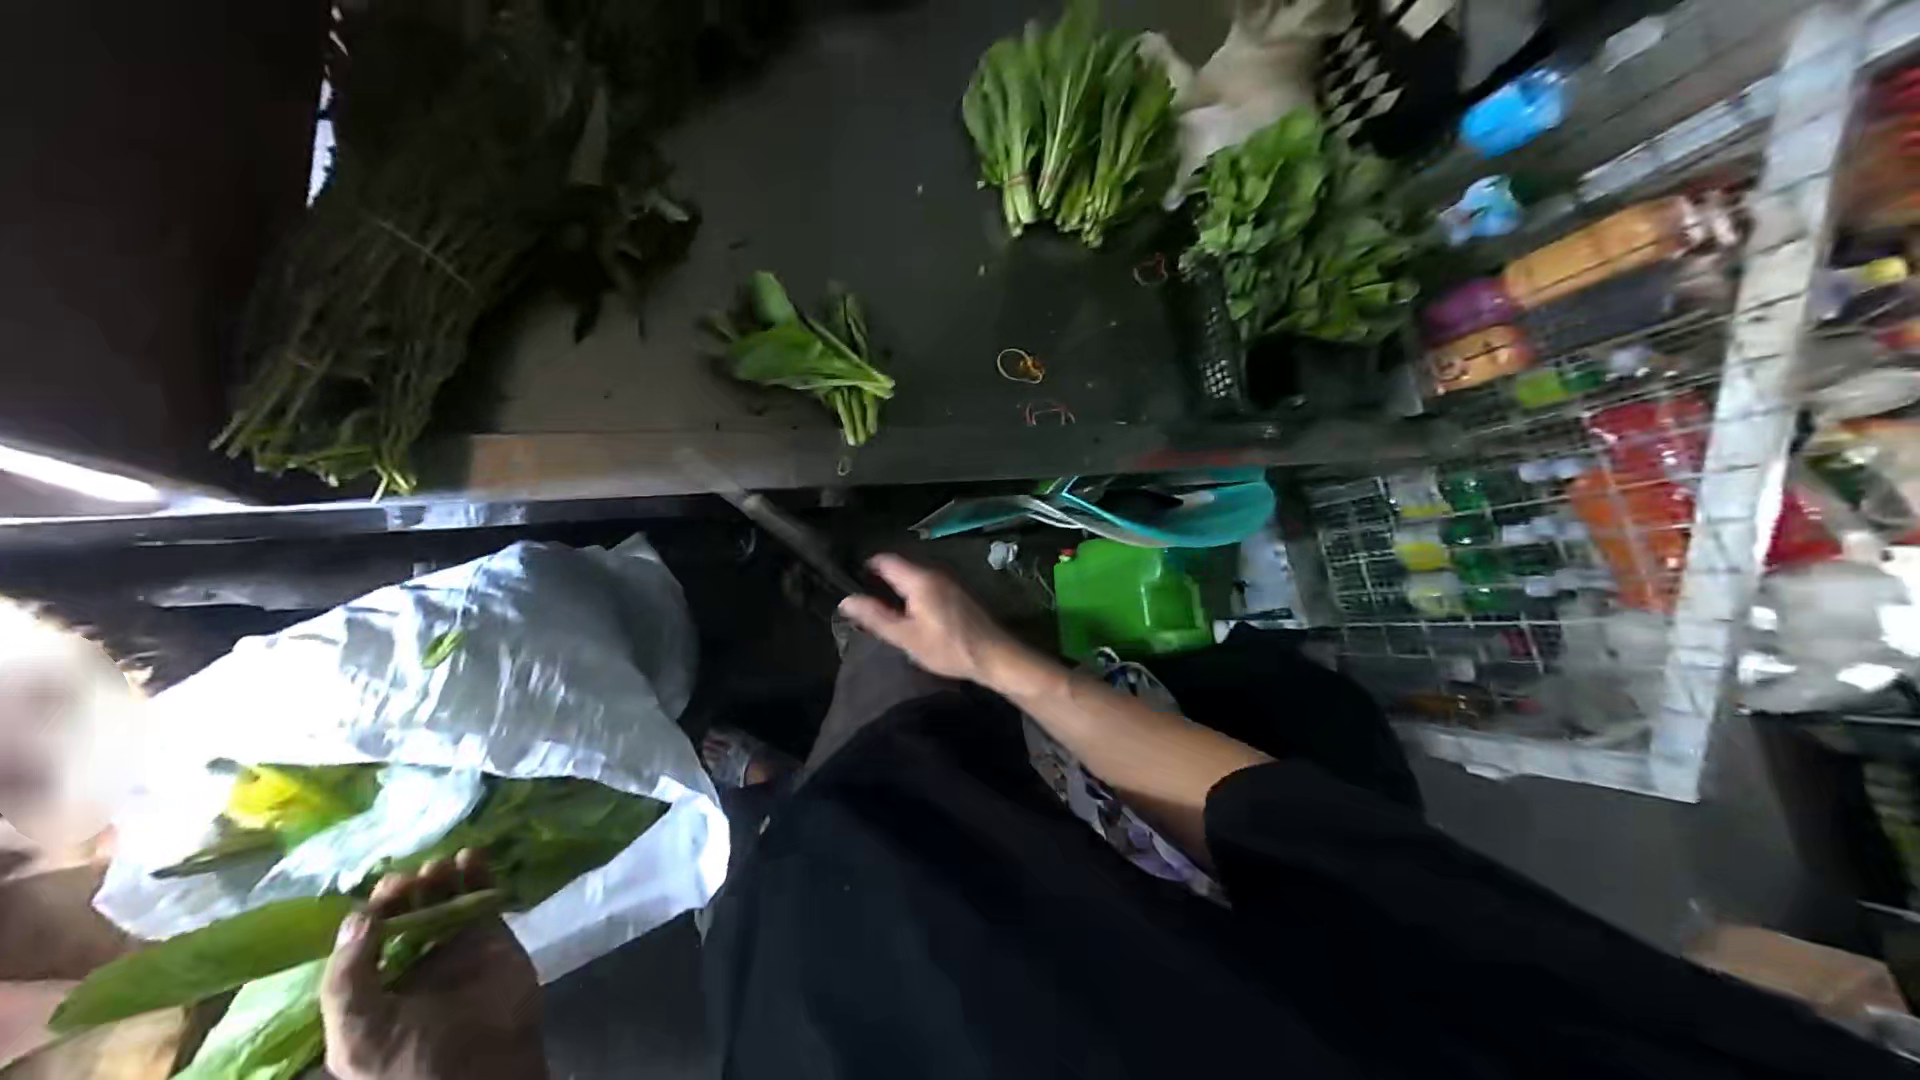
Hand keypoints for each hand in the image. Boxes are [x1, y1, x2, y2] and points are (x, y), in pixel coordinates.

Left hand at [320, 851, 546, 1079]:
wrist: (481, 1071)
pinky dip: (479, 873)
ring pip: (445, 899)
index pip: (367, 937)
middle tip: (411, 878)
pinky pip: (483, 898)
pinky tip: (471, 856)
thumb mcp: (358, 1032)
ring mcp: (454, 946)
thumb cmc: (407, 1060)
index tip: (383, 893)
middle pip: (407, 912)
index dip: (372, 911)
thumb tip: (359, 916)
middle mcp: (411, 960)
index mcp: (372, 985)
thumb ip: (349, 978)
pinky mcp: (492, 935)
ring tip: (441, 864)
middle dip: (406, 890)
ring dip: (441, 876)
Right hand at [838, 554, 1024, 683]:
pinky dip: (914, 593)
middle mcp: (935, 572)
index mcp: (920, 579)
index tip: (852, 584)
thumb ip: (875, 617)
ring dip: (897, 589)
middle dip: (880, 581)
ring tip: (884, 611)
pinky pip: (927, 584)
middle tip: (865, 602)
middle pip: (899, 567)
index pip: (884, 560)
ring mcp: (949, 580)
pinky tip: (910, 615)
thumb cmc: (948, 648)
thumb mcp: (906, 637)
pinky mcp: (958, 592)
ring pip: (914, 576)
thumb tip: (846, 600)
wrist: (995, 656)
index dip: (865, 568)